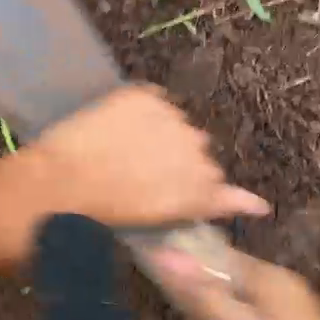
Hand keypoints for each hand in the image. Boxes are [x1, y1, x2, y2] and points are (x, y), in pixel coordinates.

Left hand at [26, 85, 269, 227]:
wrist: (60, 178)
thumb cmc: (102, 211)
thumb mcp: (155, 221)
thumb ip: (207, 209)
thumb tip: (258, 204)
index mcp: (201, 189)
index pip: (222, 189)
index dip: (201, 189)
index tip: (185, 190)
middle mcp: (196, 151)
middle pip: (198, 153)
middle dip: (177, 162)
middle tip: (140, 171)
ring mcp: (171, 120)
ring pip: (177, 125)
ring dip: (159, 134)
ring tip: (125, 147)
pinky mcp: (145, 97)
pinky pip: (153, 100)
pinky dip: (141, 110)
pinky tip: (119, 124)